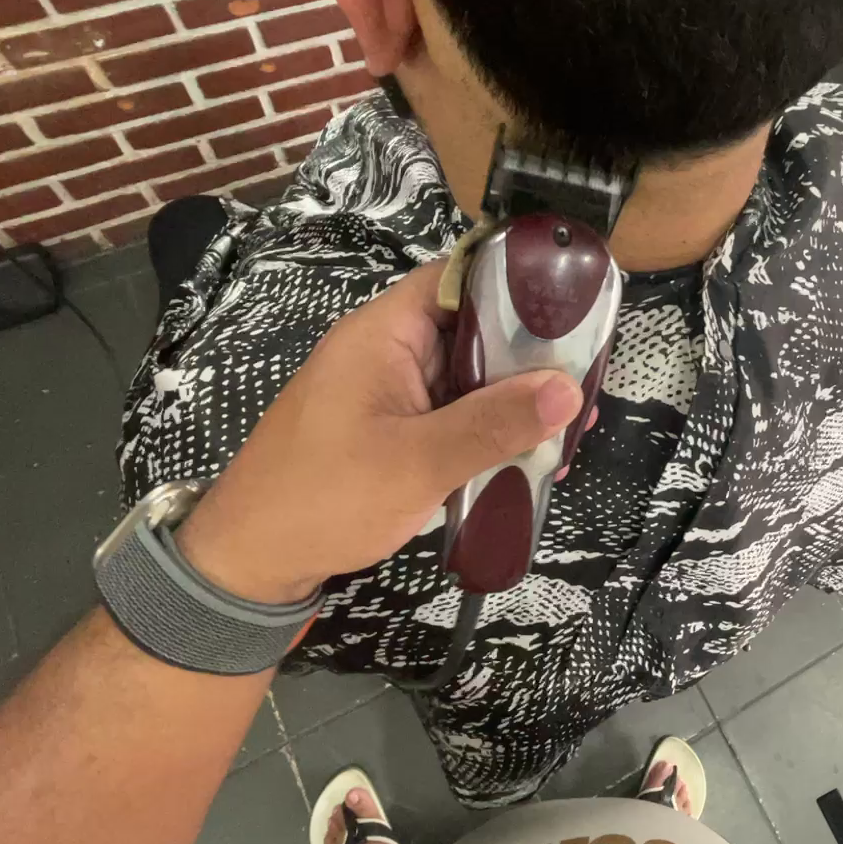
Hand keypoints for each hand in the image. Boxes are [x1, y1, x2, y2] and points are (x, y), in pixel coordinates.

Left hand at [174, 262, 582, 602]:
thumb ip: (495, 424)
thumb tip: (569, 390)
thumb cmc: (325, 498)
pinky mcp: (399, 429)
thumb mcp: (418, 462)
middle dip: (531, 355)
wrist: (254, 564)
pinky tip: (535, 455)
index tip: (572, 309)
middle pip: (473, 331)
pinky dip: (493, 430)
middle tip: (588, 378)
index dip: (515, 285)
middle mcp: (392, 352)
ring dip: (517, 399)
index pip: (457, 279)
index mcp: (385, 333)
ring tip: (576, 423)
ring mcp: (395, 392)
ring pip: (471, 378)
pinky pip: (457, 415)